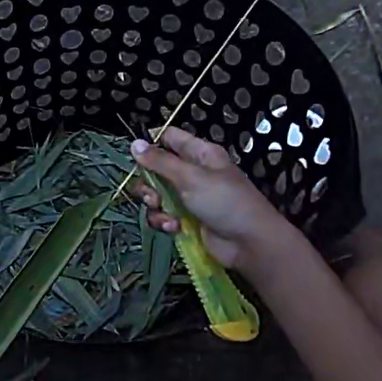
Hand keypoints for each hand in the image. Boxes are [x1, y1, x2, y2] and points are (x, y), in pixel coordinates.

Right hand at [129, 126, 296, 269]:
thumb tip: (134, 143)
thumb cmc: (224, 201)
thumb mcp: (191, 177)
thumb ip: (160, 162)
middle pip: (156, 170)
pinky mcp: (185, 219)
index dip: (151, 146)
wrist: (247, 242)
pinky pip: (163, 215)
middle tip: (154, 196)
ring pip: (156, 195)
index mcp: (200, 154)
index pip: (169, 138)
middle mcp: (193, 172)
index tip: (136, 159)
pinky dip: (164, 221)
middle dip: (149, 185)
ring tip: (167, 217)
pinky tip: (174, 228)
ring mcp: (188, 197)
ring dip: (156, 207)